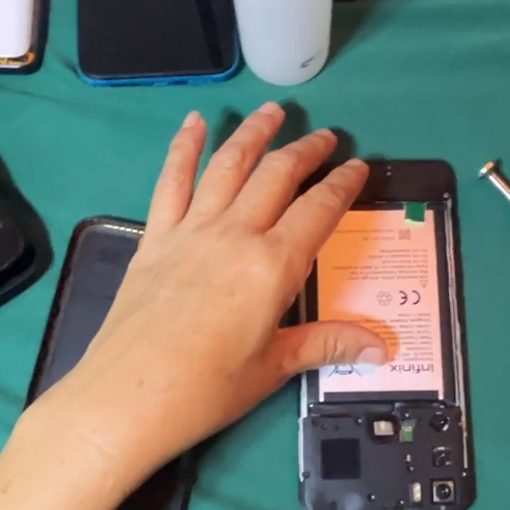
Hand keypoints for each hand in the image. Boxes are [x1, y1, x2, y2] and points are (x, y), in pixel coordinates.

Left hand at [32, 103, 385, 481]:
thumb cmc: (208, 389)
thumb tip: (382, 350)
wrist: (127, 396)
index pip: (318, 211)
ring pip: (228, 166)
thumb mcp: (274, 367)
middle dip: (305, 151)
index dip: (343, 185)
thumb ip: (327, 344)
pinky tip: (193, 123)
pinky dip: (183, 147)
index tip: (358, 167)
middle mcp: (235, 234)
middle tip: (326, 136)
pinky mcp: (155, 237)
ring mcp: (190, 230)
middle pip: (276, 177)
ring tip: (272, 112)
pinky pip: (171, 181)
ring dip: (253, 134)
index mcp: (272, 266)